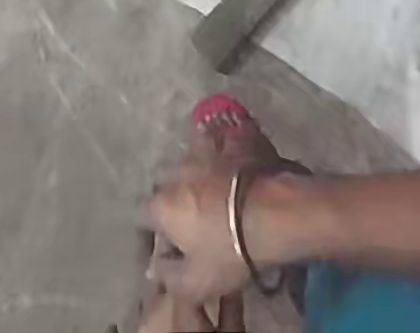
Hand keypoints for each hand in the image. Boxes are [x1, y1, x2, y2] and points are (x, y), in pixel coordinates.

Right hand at [143, 142, 247, 303]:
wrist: (275, 211)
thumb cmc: (230, 251)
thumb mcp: (194, 284)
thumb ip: (166, 275)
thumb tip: (155, 266)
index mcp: (163, 204)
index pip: (145, 215)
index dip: (156, 230)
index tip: (170, 243)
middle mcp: (179, 170)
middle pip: (170, 184)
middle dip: (177, 197)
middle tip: (196, 216)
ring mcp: (209, 148)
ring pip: (196, 157)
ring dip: (201, 171)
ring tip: (217, 185)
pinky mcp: (235, 136)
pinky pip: (225, 140)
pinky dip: (227, 150)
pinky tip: (238, 160)